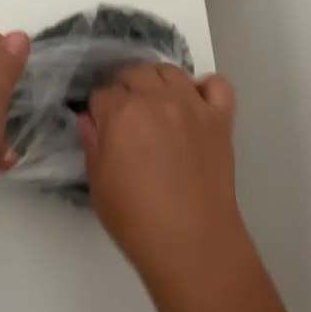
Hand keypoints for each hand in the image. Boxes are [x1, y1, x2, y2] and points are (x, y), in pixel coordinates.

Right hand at [78, 64, 242, 280]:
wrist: (191, 240)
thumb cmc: (136, 218)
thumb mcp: (99, 183)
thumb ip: (93, 143)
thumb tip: (90, 119)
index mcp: (123, 113)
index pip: (103, 94)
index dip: (99, 110)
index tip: (102, 127)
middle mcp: (157, 99)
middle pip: (135, 72)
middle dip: (125, 88)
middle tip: (126, 116)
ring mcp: (193, 104)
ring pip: (171, 71)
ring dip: (158, 81)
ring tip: (156, 104)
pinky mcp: (220, 116)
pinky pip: (217, 84)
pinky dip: (205, 88)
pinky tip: (196, 105)